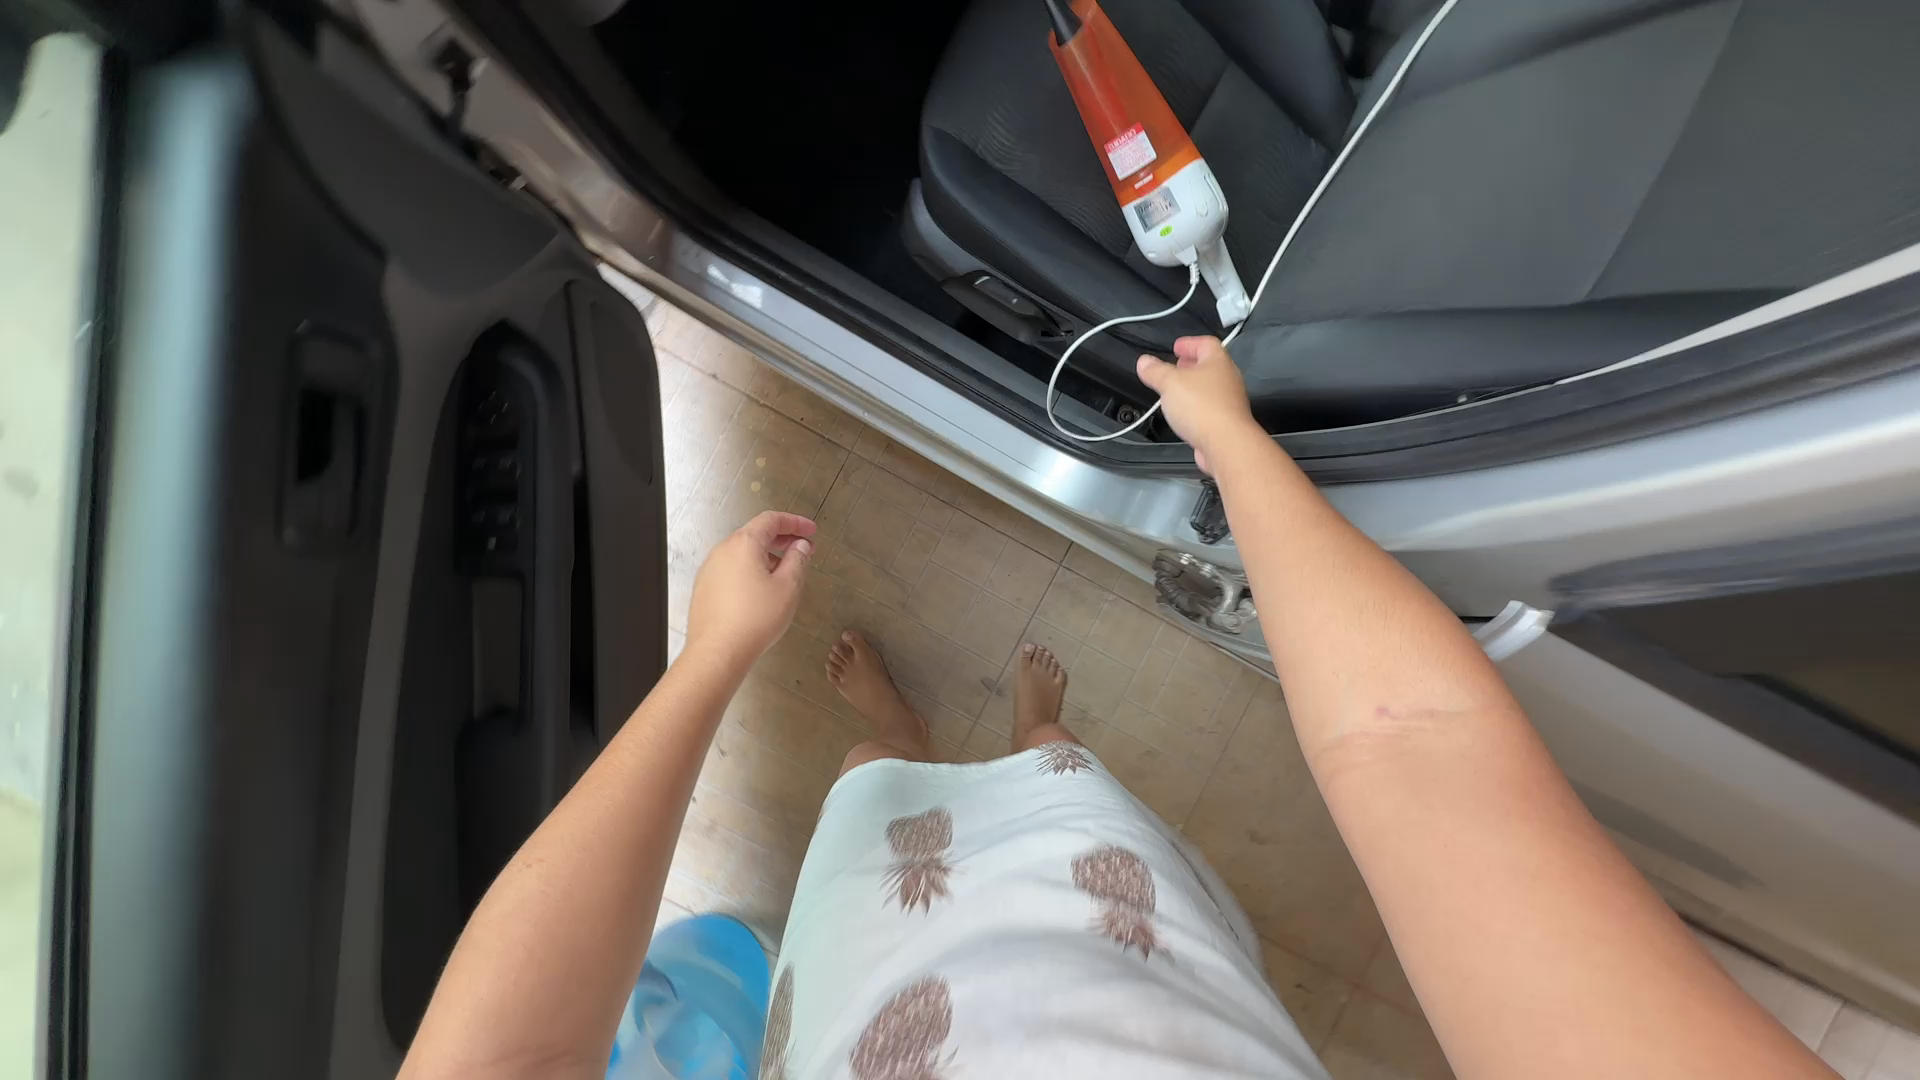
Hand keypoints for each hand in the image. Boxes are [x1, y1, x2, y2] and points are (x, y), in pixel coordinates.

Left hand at [685, 511, 815, 668]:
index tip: (811, 530)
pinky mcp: (705, 588)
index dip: (795, 522)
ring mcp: (710, 570)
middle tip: (803, 549)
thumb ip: (797, 559)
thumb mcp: (788, 586)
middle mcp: (722, 551)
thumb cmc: (755, 619)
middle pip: (755, 534)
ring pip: (743, 553)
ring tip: (786, 571)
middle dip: (783, 539)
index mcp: (743, 544)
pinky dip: (751, 569)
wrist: (718, 652)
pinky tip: (764, 588)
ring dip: (767, 555)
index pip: (771, 520)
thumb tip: (800, 545)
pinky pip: (732, 569)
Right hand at [1136, 336, 1263, 474]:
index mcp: (1218, 362)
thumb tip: (1144, 361)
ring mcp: (1230, 401)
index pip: (1206, 343)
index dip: (1190, 343)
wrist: (1225, 443)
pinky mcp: (1226, 421)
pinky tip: (1184, 414)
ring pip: (1210, 387)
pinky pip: (1209, 407)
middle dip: (1190, 365)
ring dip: (1192, 387)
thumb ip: (1155, 371)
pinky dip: (1196, 405)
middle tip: (1175, 367)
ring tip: (1175, 391)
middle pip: (1209, 365)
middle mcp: (1228, 378)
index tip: (1177, 346)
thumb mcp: (1169, 383)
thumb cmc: (1200, 406)